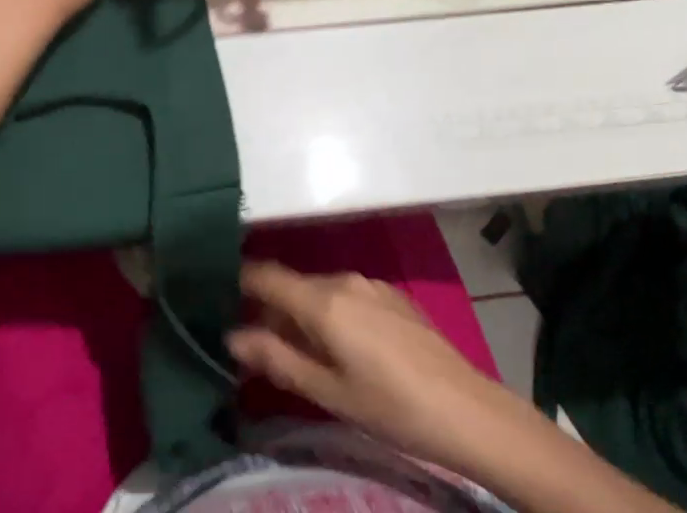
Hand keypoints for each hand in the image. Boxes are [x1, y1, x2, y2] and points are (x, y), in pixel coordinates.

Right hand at [229, 263, 496, 464]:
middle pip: (292, 285)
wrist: (468, 411)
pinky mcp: (394, 298)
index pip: (263, 275)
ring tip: (299, 353)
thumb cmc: (390, 406)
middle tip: (258, 346)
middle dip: (270, 310)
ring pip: (320, 291)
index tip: (218, 300)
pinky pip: (347, 297)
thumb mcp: (326, 391)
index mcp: (322, 301)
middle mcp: (344, 280)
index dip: (236, 283)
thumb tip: (232, 336)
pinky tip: (341, 349)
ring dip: (302, 314)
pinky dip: (331, 314)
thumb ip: (276, 359)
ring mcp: (373, 286)